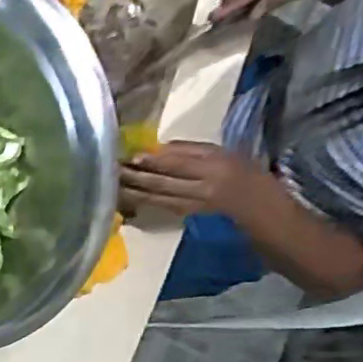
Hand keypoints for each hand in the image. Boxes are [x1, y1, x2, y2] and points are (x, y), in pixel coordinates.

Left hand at [120, 141, 286, 218]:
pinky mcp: (181, 213)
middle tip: (114, 170)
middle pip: (163, 184)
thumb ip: (187, 150)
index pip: (180, 165)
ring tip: (113, 182)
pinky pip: (157, 205)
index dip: (156, 162)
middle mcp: (200, 188)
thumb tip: (155, 148)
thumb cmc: (234, 167)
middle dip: (136, 177)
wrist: (249, 199)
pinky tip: (123, 194)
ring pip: (156, 197)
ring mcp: (189, 204)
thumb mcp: (217, 151)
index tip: (134, 156)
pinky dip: (139, 200)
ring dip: (132, 191)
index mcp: (213, 168)